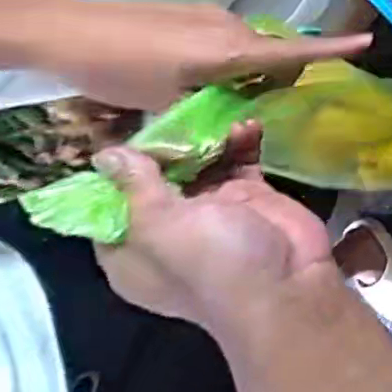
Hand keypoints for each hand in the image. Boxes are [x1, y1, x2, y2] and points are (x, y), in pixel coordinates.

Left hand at [0, 0, 372, 111]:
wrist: (56, 29)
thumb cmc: (116, 71)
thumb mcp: (167, 102)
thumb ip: (212, 106)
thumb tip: (236, 112)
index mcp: (232, 51)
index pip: (296, 52)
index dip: (335, 48)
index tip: (369, 41)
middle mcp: (233, 28)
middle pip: (276, 52)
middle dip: (276, 77)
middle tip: (248, 107)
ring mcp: (213, 17)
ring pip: (252, 47)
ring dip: (247, 70)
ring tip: (208, 94)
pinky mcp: (194, 14)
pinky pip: (230, 38)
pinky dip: (228, 58)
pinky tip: (186, 73)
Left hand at [92, 121, 334, 339]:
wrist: (286, 280)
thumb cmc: (214, 260)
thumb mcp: (163, 226)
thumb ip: (136, 187)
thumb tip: (105, 154)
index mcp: (132, 246)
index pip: (109, 203)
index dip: (115, 168)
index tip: (121, 130)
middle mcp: (168, 227)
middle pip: (157, 178)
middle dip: (166, 146)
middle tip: (175, 111)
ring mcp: (213, 210)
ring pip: (201, 165)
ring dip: (207, 140)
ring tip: (217, 114)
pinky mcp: (252, 196)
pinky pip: (240, 162)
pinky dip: (242, 142)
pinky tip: (248, 125)